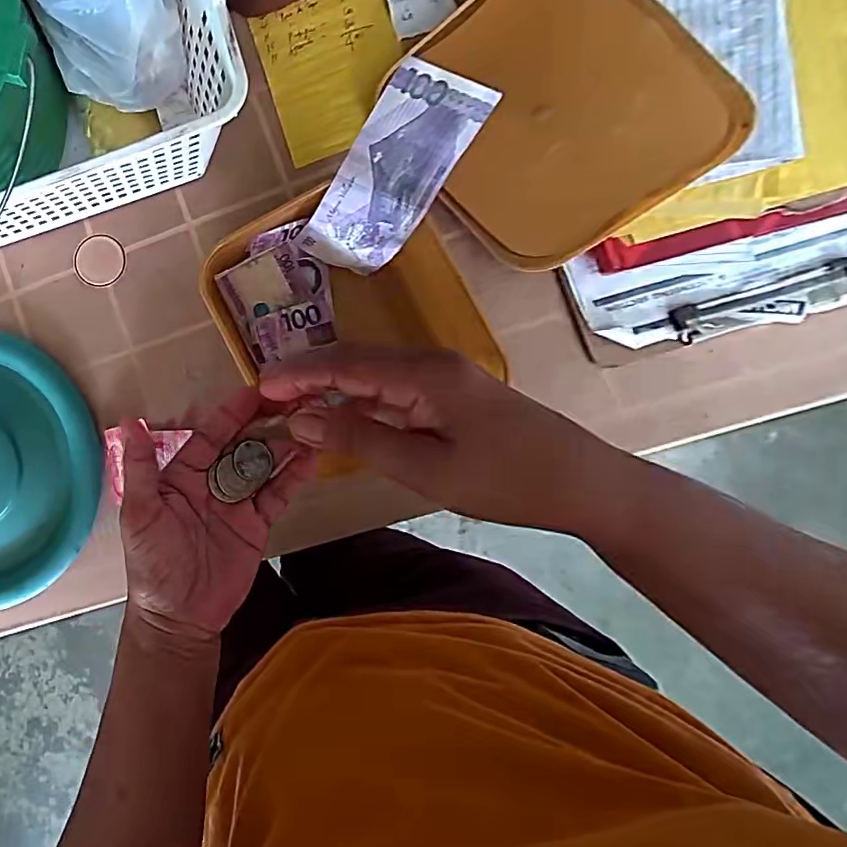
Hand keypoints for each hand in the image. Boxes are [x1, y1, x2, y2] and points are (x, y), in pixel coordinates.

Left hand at [118, 387, 316, 641]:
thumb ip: (140, 467)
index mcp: (182, 475)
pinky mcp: (257, 524)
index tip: (253, 392)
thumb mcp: (140, 513)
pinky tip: (310, 458)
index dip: (230, 414)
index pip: (209, 436)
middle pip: (241, 445)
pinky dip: (293, 477)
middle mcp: (211, 483)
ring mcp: (237, 503)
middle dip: (263, 422)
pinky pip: (277, 495)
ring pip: (263, 465)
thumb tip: (132, 422)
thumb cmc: (152, 563)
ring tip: (308, 422)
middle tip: (291, 399)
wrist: (178, 616)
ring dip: (283, 444)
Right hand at [259, 346, 641, 535]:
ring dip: (332, 388)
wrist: (587, 485)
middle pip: (355, 361)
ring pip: (372, 375)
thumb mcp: (427, 468)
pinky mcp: (450, 394)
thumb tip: (302, 419)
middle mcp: (430, 363)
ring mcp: (442, 377)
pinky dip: (361, 402)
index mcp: (424, 374)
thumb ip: (361, 439)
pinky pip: (393, 391)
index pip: (344, 364)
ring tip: (292, 405)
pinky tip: (341, 418)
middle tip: (266, 395)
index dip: (298, 374)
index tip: (259, 386)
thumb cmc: (509, 481)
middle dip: (308, 375)